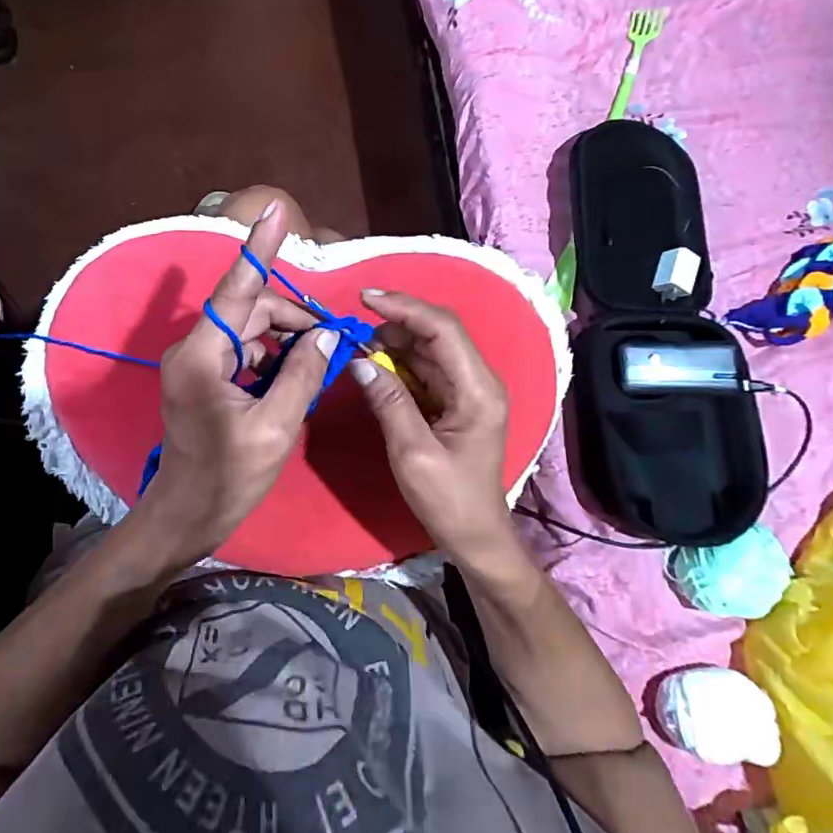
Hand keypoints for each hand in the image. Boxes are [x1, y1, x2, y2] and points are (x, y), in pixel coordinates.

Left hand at [136, 200, 336, 562]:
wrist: (187, 514)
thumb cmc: (228, 477)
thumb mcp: (275, 426)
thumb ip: (302, 374)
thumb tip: (327, 335)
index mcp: (202, 356)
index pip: (237, 289)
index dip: (259, 248)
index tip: (277, 211)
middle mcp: (194, 349)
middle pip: (250, 309)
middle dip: (293, 319)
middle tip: (331, 342)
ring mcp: (196, 362)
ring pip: (250, 329)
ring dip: (286, 339)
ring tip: (315, 363)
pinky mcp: (203, 376)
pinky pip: (244, 350)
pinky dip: (272, 356)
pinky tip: (294, 376)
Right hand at [348, 291, 517, 565]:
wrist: (474, 534)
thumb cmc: (448, 499)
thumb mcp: (412, 453)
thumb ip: (389, 402)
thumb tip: (360, 361)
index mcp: (478, 389)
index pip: (443, 329)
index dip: (405, 308)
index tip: (366, 298)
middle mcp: (478, 381)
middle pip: (438, 332)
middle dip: (396, 322)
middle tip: (355, 326)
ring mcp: (467, 390)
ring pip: (430, 348)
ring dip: (395, 340)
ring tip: (359, 343)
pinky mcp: (454, 401)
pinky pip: (426, 368)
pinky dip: (400, 361)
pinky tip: (376, 363)